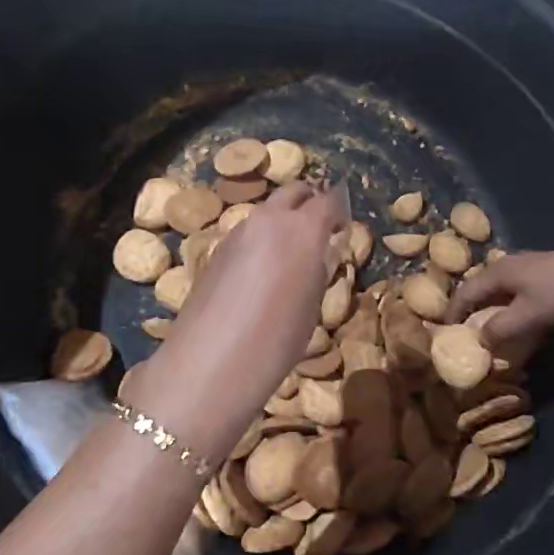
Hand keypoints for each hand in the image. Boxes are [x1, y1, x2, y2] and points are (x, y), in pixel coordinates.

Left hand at [129, 182, 345, 450]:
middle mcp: (269, 220)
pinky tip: (261, 271)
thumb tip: (317, 253)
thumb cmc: (277, 339)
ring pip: (267, 212)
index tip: (343, 227)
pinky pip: (248, 233)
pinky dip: (261, 239)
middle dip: (309, 201)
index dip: (340, 209)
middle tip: (320, 227)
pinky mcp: (216, 250)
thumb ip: (317, 268)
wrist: (210, 363)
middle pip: (293, 192)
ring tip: (289, 253)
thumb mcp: (312, 304)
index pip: (329, 200)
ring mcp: (238, 232)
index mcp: (302, 229)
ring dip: (282, 221)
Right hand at [447, 249, 553, 345]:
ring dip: (492, 304)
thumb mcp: (527, 317)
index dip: (454, 310)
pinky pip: (518, 287)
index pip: (466, 290)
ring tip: (488, 322)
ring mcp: (531, 264)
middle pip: (482, 285)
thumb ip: (499, 329)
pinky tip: (518, 314)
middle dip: (471, 305)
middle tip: (464, 326)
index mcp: (499, 271)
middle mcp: (510, 262)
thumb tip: (480, 340)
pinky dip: (510, 302)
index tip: (444, 329)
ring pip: (501, 285)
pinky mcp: (548, 270)